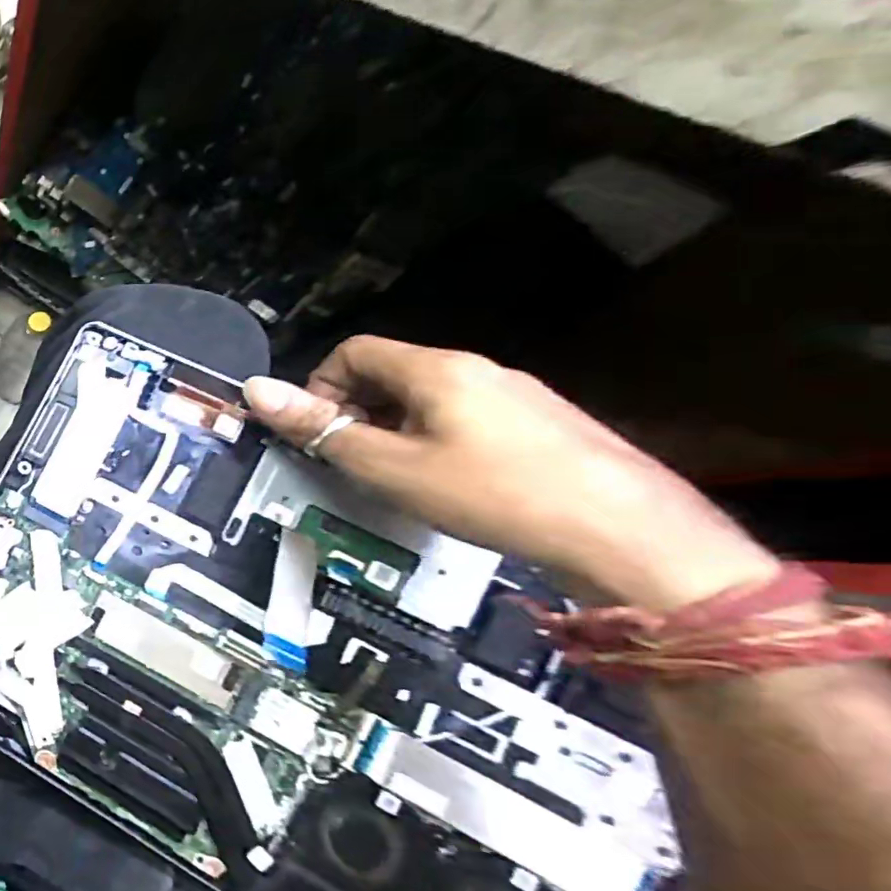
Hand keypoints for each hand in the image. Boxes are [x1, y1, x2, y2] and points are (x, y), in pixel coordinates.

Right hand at [243, 336, 778, 612]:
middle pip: (392, 374)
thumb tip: (255, 389)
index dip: (322, 387)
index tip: (323, 435)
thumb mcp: (390, 467)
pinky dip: (440, 441)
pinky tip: (460, 487)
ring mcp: (520, 396)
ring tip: (404, 480)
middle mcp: (479, 369)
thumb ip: (322, 429)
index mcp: (436, 369)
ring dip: (397, 430)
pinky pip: (471, 418)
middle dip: (358, 412)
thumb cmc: (493, 494)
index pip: (354, 351)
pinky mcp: (549, 426)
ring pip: (432, 399)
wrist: (635, 540)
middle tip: (357, 463)